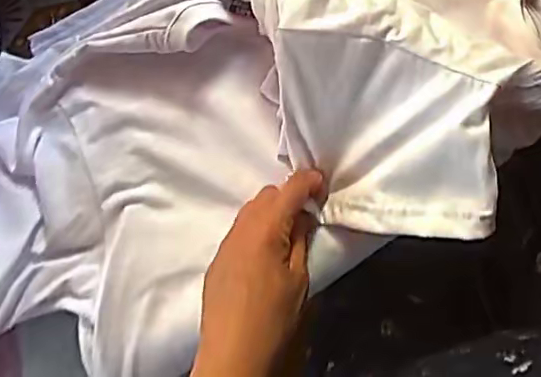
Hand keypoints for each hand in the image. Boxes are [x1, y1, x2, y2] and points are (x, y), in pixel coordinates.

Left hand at [195, 169, 325, 376]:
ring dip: (271, 212)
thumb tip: (303, 217)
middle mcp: (241, 227)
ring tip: (288, 233)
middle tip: (308, 214)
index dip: (308, 180)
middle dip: (289, 196)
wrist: (231, 360)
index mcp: (265, 228)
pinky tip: (266, 252)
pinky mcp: (217, 260)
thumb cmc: (272, 322)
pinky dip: (256, 230)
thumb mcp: (299, 281)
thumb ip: (300, 241)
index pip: (289, 189)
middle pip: (268, 195)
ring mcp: (226, 243)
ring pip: (251, 210)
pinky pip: (240, 231)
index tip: (322, 182)